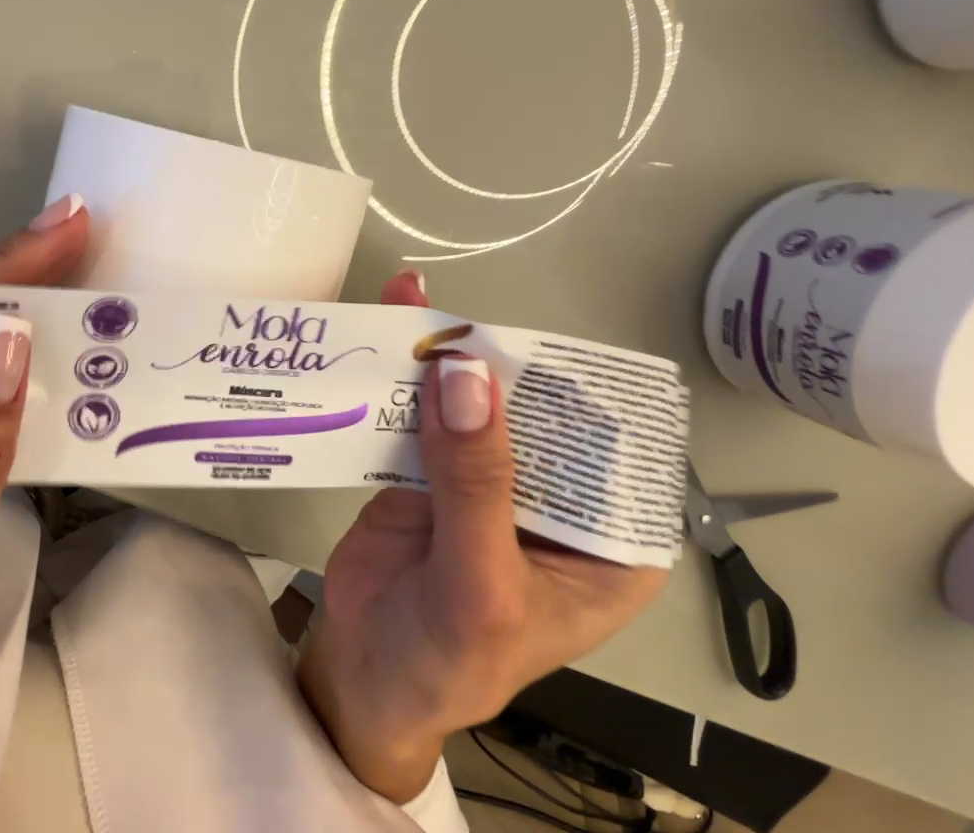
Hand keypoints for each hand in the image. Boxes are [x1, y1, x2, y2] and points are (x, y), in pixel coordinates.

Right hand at [297, 271, 668, 801]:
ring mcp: (485, 483)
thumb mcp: (479, 581)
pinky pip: (419, 419)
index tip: (530, 344)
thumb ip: (476, 481)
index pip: (610, 448)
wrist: (363, 676)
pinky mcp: (428, 475)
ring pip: (472, 408)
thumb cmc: (450, 659)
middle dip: (496, 365)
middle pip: (533, 415)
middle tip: (456, 315)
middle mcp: (553, 501)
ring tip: (409, 297)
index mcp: (605, 538)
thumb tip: (465, 372)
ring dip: (441, 360)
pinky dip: (399, 381)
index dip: (575, 393)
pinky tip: (384, 335)